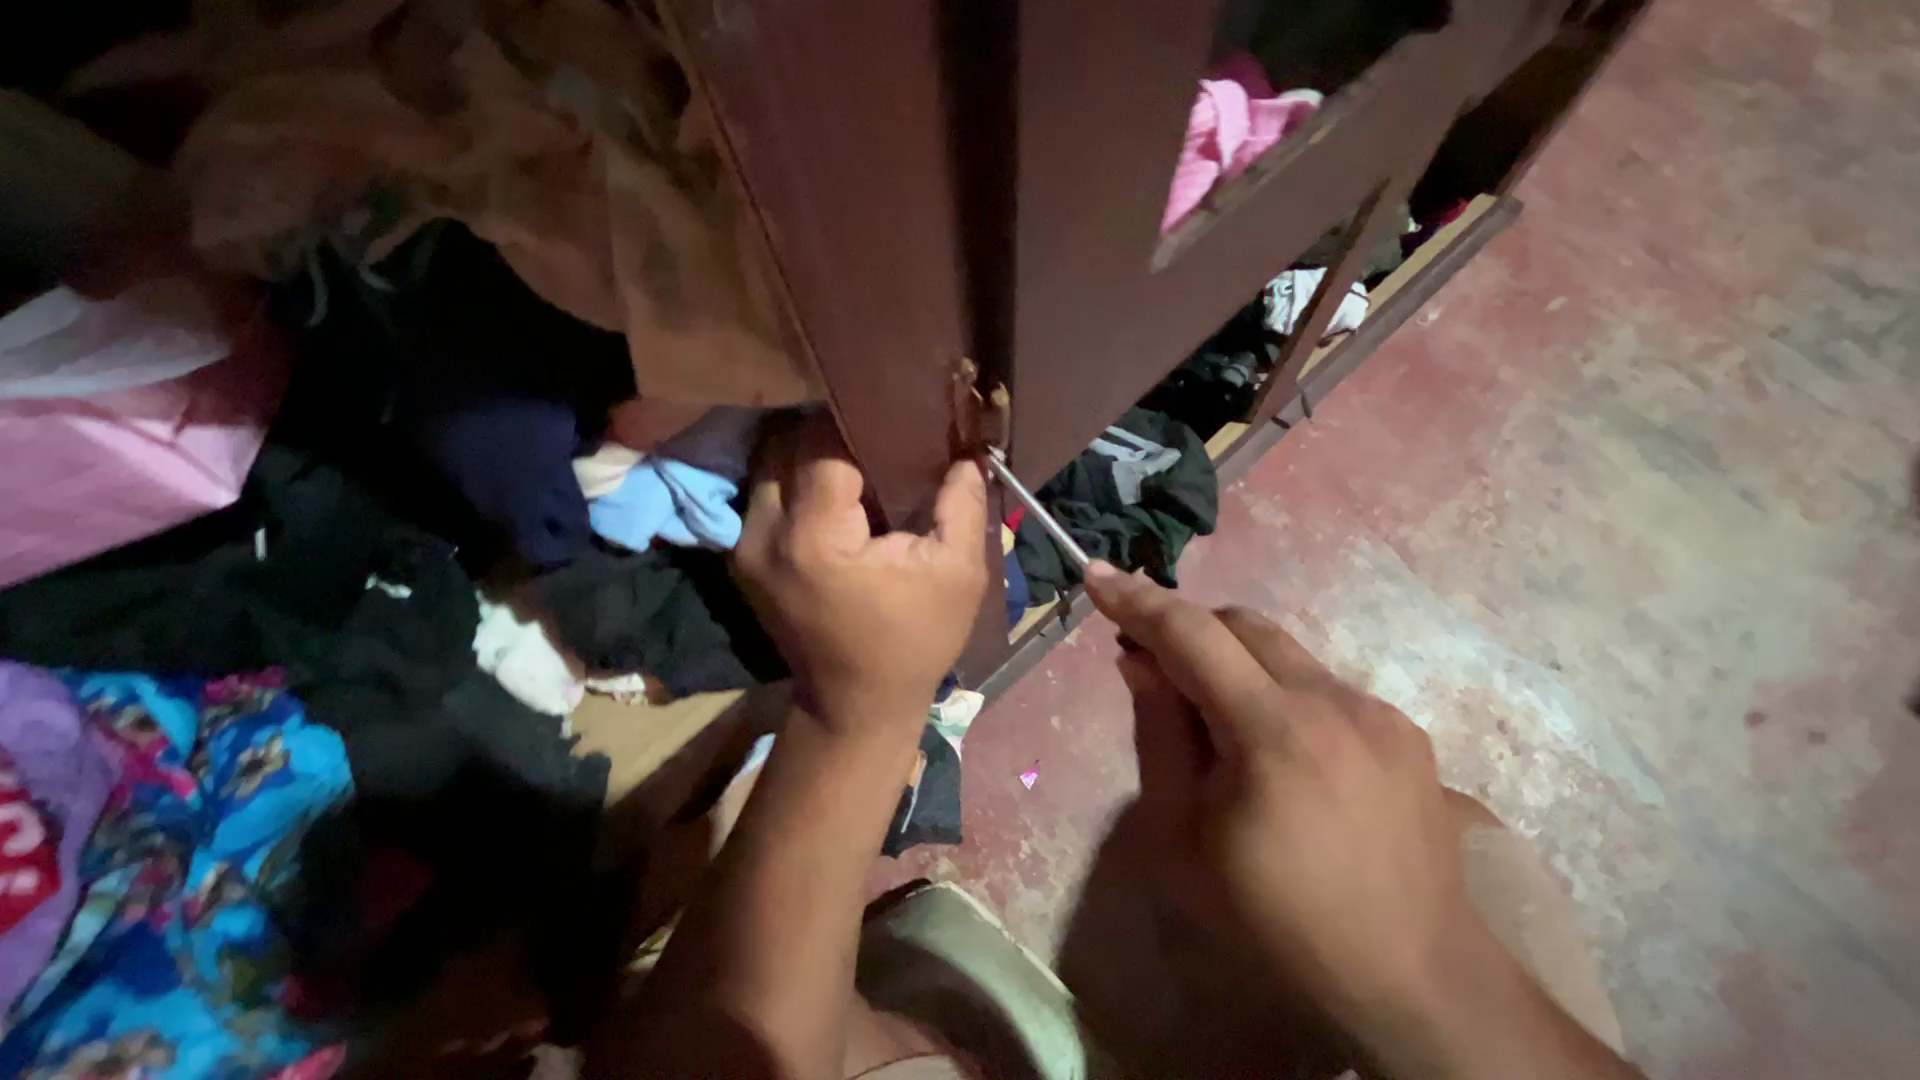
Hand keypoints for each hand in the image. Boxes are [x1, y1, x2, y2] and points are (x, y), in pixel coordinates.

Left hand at [733, 415, 987, 728]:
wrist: (855, 705)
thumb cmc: (913, 643)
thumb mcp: (957, 575)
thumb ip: (963, 505)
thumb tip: (968, 453)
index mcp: (816, 537)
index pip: (823, 444)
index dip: (861, 426)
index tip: (896, 421)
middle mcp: (765, 533)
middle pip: (786, 443)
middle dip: (830, 433)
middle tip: (877, 437)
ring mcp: (744, 546)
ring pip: (766, 461)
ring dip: (806, 452)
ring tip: (854, 461)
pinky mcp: (741, 557)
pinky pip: (761, 491)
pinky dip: (792, 478)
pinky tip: (831, 491)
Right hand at [1081, 562, 1498, 1045]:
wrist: (1412, 980)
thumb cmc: (1274, 922)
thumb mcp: (1183, 840)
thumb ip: (1159, 736)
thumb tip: (1140, 663)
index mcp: (1273, 732)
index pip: (1192, 635)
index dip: (1138, 601)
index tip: (1096, 576)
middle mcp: (1334, 702)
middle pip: (1243, 625)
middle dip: (1188, 630)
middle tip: (1151, 668)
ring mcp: (1380, 715)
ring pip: (1286, 654)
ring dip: (1237, 666)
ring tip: (1219, 731)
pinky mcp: (1407, 735)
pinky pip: (1325, 689)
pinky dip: (1282, 697)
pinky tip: (1282, 759)